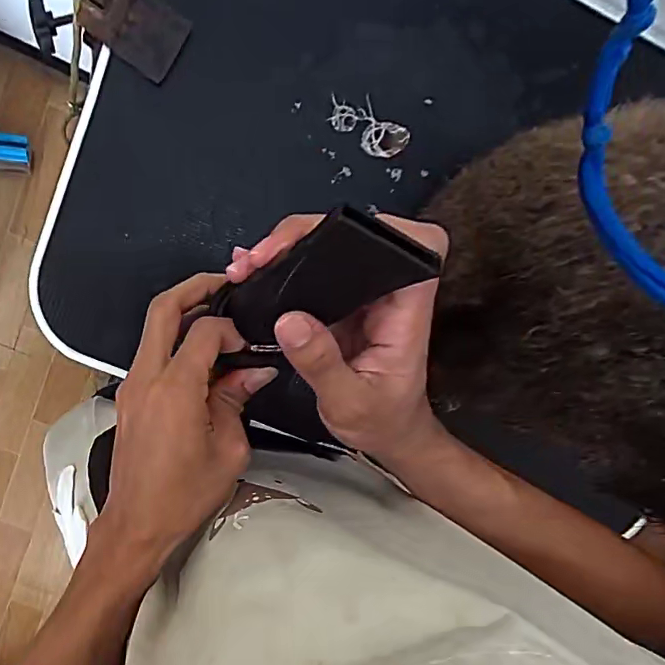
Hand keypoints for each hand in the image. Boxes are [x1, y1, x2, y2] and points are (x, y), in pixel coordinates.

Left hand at [91, 273, 276, 574]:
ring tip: (216, 325)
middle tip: (221, 285)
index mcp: (174, 390)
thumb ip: (237, 401)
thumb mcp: (228, 449)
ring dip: (182, 319)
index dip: (230, 330)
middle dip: (193, 289)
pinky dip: (174, 347)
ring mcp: (131, 389)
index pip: (203, 331)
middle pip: (162, 310)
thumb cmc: (182, 496)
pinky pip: (150, 358)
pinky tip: (200, 363)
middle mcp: (146, 381)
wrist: (138, 524)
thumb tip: (252, 373)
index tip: (247, 348)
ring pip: (152, 331)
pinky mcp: (129, 401)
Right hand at [226, 213, 451, 463]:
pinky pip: (314, 277)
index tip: (334, 236)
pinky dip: (284, 273)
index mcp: (406, 312)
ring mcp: (362, 299)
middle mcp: (387, 296)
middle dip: (307, 235)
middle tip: (264, 254)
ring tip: (250, 264)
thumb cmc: (384, 422)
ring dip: (289, 252)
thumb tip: (290, 322)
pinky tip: (256, 275)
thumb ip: (321, 364)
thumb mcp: (349, 402)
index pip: (414, 245)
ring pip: (331, 252)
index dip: (380, 227)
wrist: (387, 437)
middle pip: (359, 237)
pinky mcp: (340, 308)